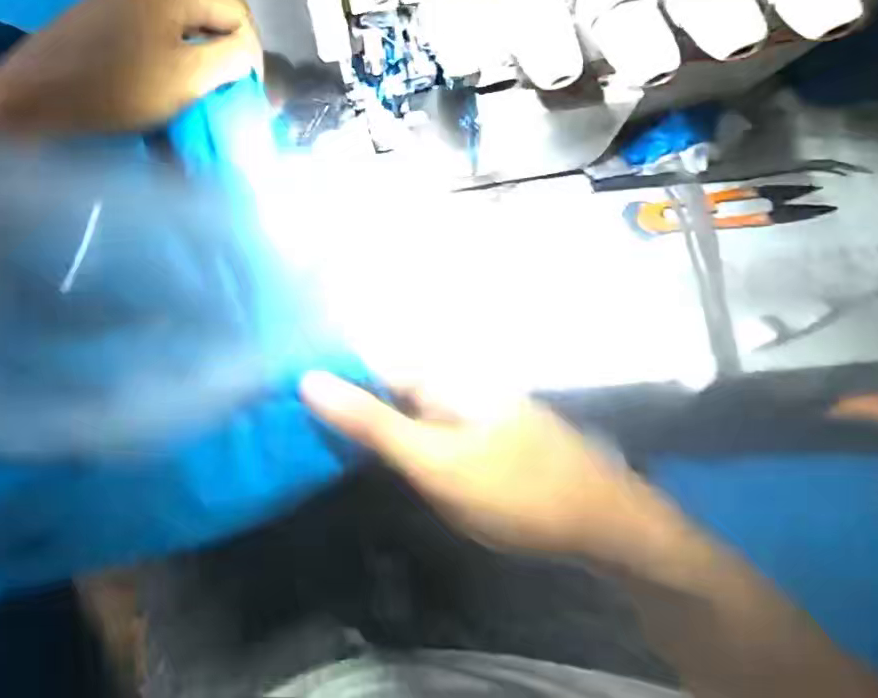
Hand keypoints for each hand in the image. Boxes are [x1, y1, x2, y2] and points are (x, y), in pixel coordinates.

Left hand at [0, 0, 261, 138]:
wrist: (23, 102)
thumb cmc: (114, 88)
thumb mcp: (188, 77)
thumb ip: (234, 58)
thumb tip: (247, 53)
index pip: (239, 12)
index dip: (250, 55)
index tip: (241, 96)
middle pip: (211, 16)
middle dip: (222, 58)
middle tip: (220, 98)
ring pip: (183, 26)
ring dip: (195, 61)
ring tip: (191, 96)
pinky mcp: (101, 13)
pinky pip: (154, 31)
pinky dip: (166, 58)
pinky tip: (158, 85)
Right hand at [299, 371, 674, 560]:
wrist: (598, 518)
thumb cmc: (513, 488)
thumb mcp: (435, 461)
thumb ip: (372, 421)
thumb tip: (308, 378)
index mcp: (434, 370)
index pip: (360, 358)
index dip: (322, 373)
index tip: (279, 393)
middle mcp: (445, 373)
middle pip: (377, 375)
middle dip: (339, 393)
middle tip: (292, 420)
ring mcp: (461, 398)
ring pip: (396, 397)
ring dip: (364, 413)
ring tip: (320, 433)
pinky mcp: (471, 424)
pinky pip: (418, 416)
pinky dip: (393, 429)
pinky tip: (376, 450)